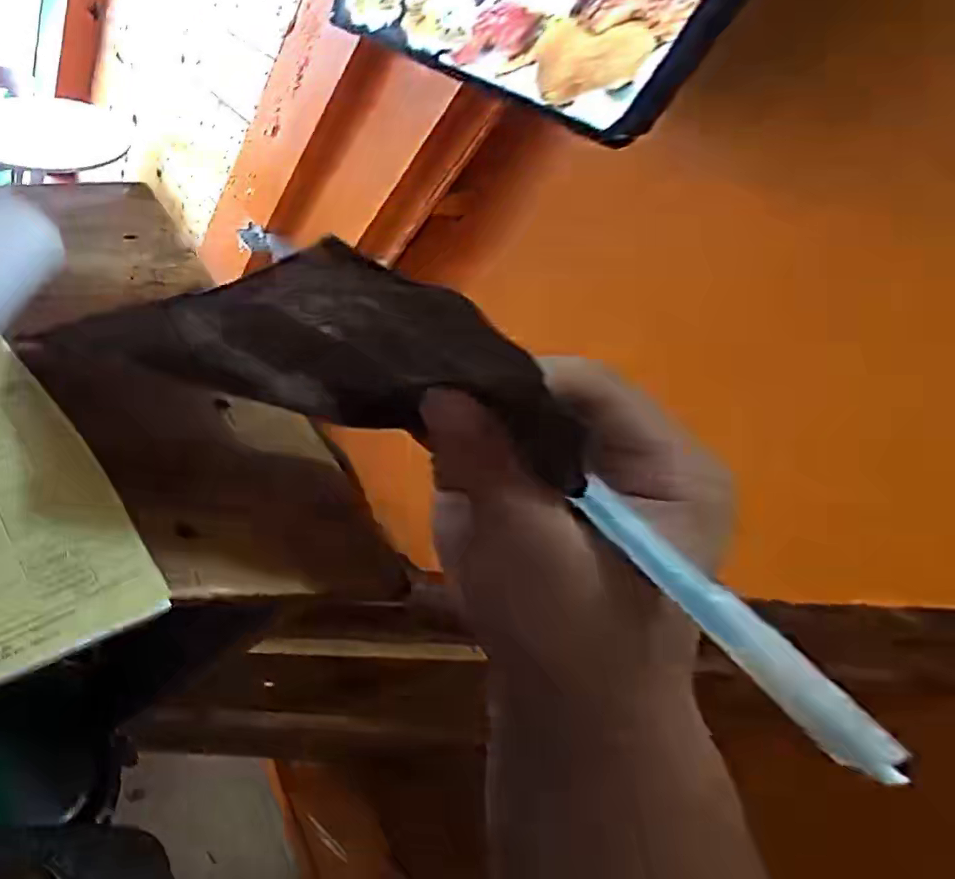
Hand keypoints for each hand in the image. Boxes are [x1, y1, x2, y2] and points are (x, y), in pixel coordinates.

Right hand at [420, 357, 733, 720]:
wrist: (568, 702)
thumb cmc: (567, 631)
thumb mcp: (526, 545)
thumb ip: (486, 464)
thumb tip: (437, 390)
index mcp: (666, 465)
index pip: (590, 384)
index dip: (515, 377)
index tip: (445, 387)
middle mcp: (631, 455)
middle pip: (551, 392)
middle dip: (483, 394)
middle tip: (418, 397)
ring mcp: (584, 470)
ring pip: (517, 411)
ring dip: (466, 414)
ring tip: (414, 413)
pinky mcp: (541, 486)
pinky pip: (497, 438)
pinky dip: (459, 435)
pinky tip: (426, 439)